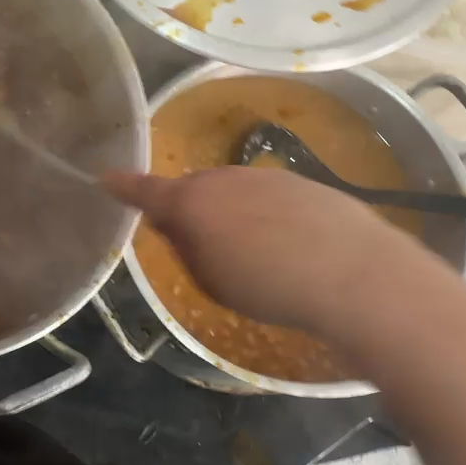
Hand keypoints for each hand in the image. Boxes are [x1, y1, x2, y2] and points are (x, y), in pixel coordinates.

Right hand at [101, 165, 441, 333]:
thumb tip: (178, 226)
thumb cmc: (270, 287)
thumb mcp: (210, 279)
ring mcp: (269, 177)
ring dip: (231, 215)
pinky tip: (290, 250)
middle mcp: (226, 178)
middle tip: (199, 249)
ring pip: (235, 193)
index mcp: (192, 202)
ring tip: (253, 257)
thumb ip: (186, 247)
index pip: (144, 190)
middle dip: (189, 211)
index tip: (105, 180)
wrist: (360, 279)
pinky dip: (268, 218)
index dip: (122, 187)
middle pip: (193, 190)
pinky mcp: (307, 185)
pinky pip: (270, 199)